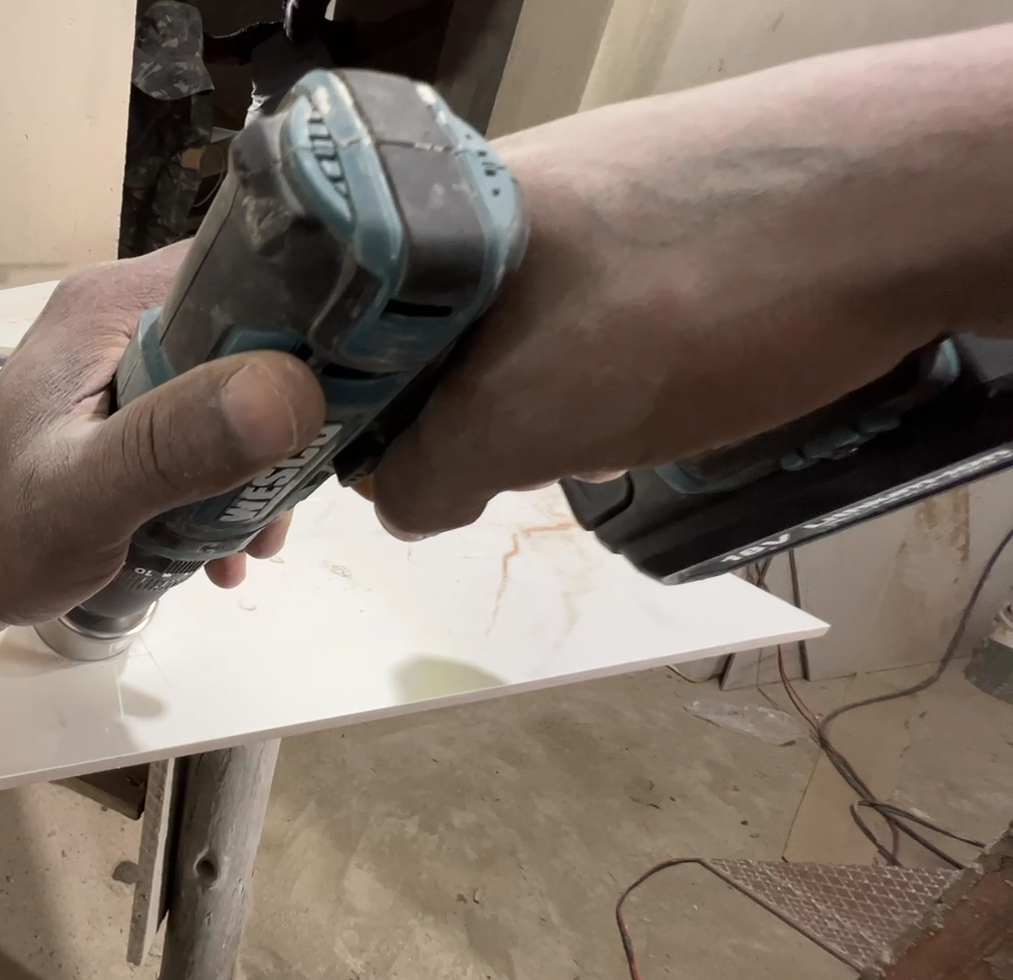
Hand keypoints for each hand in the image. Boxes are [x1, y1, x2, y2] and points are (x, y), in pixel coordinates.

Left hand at [0, 246, 325, 625]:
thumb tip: (294, 392)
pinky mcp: (123, 413)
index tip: (350, 396)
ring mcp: (122, 368)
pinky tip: (224, 545)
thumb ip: (174, 446)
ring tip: (256, 538)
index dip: (313, 319)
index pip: (244, 267)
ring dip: (258, 464)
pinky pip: (202, 428)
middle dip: (289, 415)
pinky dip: (223, 481)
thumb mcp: (86, 496)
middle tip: (294, 492)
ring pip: (233, 390)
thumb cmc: (1, 535)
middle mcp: (123, 318)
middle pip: (250, 335)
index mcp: (112, 306)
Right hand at [362, 63, 972, 537]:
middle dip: (434, 421)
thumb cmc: (697, 299)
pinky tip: (631, 384)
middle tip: (502, 458)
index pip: (321, 344)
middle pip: (395, 345)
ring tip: (587, 424)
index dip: (328, 424)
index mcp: (410, 224)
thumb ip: (427, 478)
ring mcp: (547, 202)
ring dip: (507, 403)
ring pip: (473, 339)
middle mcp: (463, 202)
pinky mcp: (620, 216)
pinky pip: (544, 316)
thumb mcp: (527, 417)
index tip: (372, 479)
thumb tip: (396, 507)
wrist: (944, 187)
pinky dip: (566, 370)